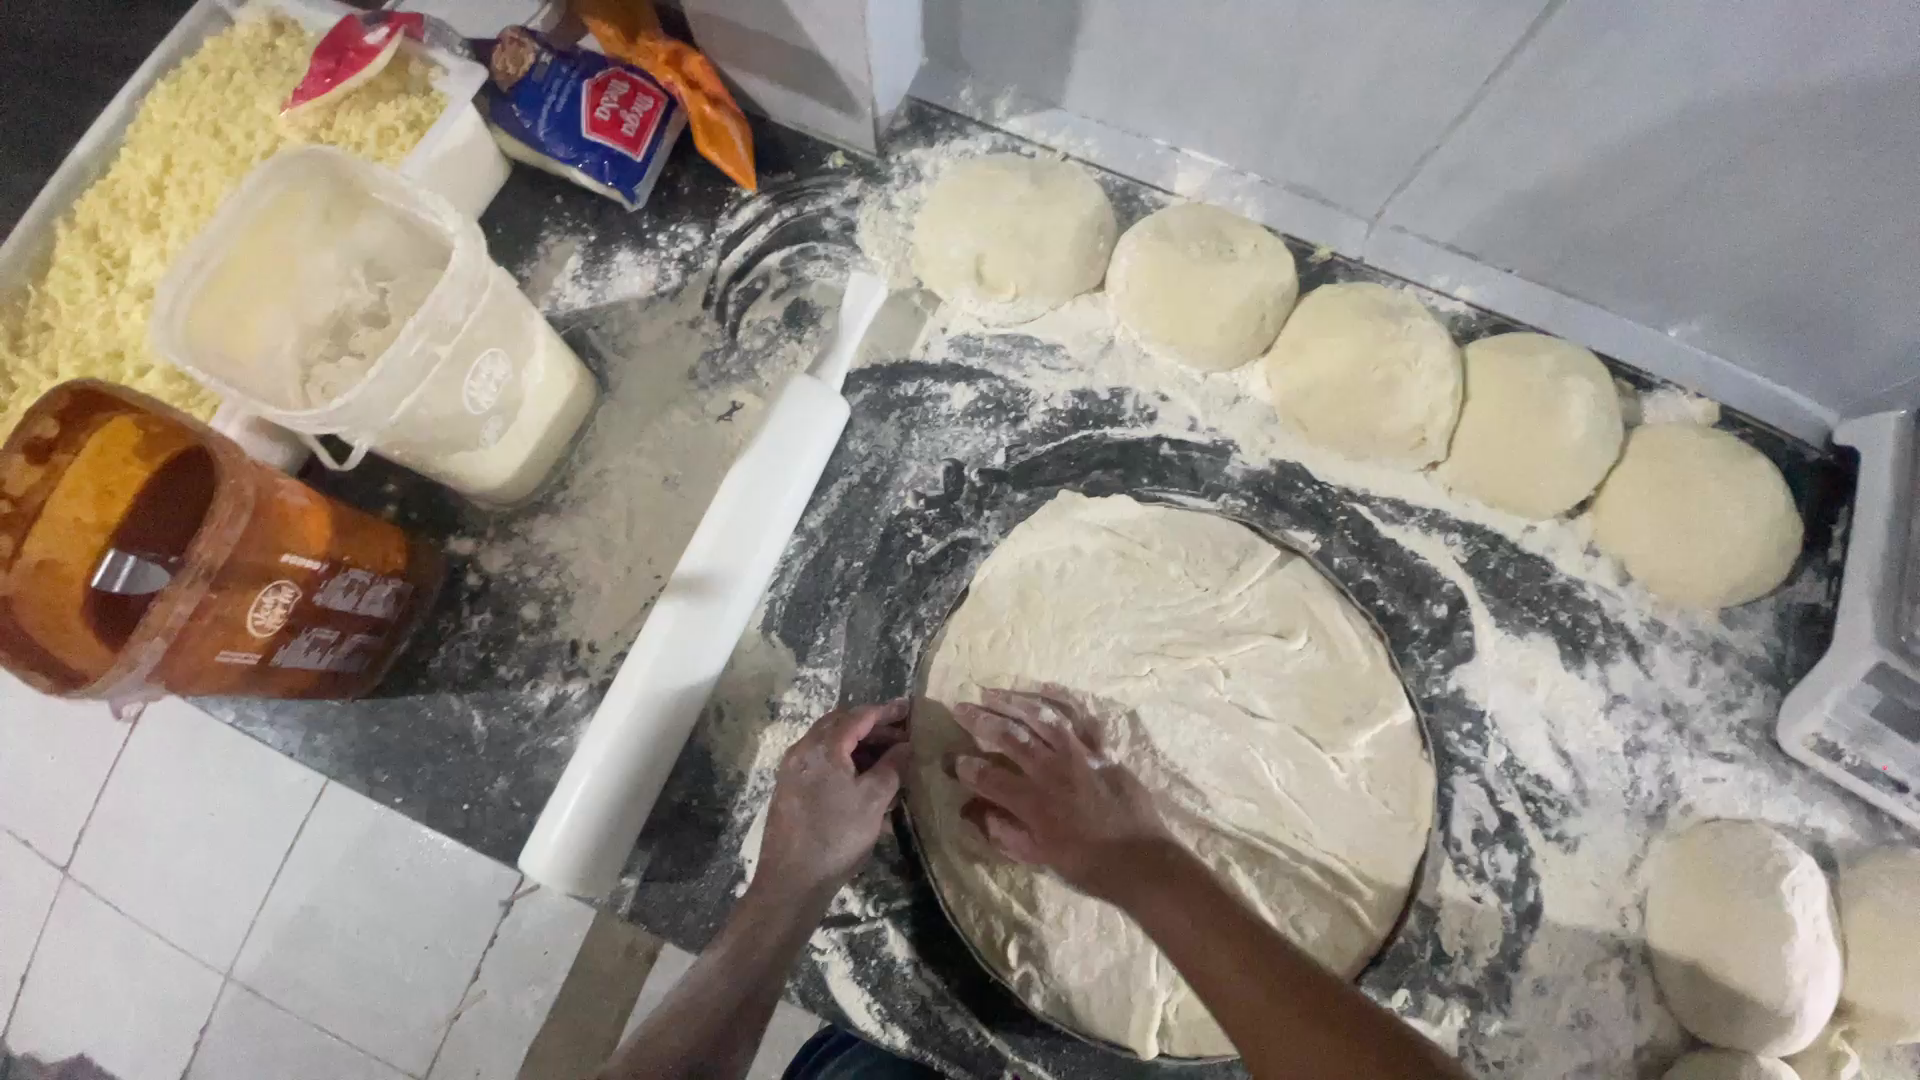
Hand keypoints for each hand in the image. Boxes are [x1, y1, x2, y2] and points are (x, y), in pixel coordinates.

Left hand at [755, 699, 910, 902]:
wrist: (790, 882)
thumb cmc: (836, 837)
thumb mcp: (873, 801)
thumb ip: (892, 767)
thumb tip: (906, 746)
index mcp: (823, 747)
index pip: (859, 716)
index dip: (887, 712)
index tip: (910, 709)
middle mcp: (803, 750)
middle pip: (841, 724)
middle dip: (872, 727)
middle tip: (901, 736)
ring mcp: (792, 769)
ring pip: (830, 743)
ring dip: (858, 744)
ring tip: (887, 758)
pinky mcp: (789, 788)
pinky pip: (821, 761)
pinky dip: (844, 760)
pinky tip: (862, 778)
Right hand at [951, 688, 1171, 902]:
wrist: (1142, 860)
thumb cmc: (1089, 866)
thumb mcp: (1041, 858)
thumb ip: (1006, 834)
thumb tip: (977, 814)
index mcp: (1034, 803)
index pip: (989, 778)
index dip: (967, 767)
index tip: (953, 758)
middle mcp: (1052, 772)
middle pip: (1010, 737)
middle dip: (980, 720)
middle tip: (960, 707)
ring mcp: (1079, 755)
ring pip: (1041, 717)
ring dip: (1013, 701)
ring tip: (992, 692)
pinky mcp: (1101, 750)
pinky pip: (1080, 718)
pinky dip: (1061, 700)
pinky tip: (1043, 688)